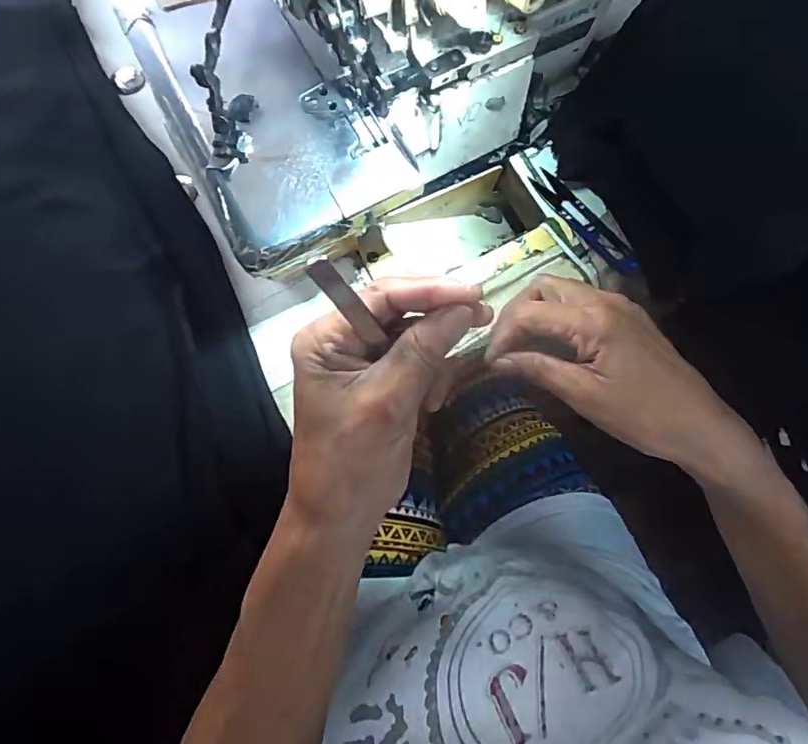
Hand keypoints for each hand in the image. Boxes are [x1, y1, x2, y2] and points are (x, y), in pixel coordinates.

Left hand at [287, 276, 490, 536]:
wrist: (339, 518)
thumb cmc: (352, 462)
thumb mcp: (388, 402)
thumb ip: (422, 350)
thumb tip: (463, 307)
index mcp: (325, 337)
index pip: (380, 296)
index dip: (428, 290)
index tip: (471, 292)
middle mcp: (340, 337)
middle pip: (396, 307)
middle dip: (437, 316)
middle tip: (482, 313)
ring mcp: (359, 356)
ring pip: (411, 330)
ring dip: (435, 353)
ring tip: (439, 390)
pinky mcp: (379, 375)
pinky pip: (414, 356)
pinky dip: (432, 372)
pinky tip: (433, 400)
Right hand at [484, 275, 762, 487]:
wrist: (703, 427)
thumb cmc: (643, 417)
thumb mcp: (585, 397)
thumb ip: (539, 370)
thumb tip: (497, 361)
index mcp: (593, 319)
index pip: (530, 312)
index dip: (502, 335)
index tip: (490, 362)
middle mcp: (605, 300)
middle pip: (543, 286)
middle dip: (517, 312)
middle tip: (506, 347)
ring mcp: (620, 305)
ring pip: (563, 290)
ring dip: (538, 311)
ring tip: (525, 345)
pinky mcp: (629, 316)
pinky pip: (583, 301)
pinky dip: (560, 314)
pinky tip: (556, 343)